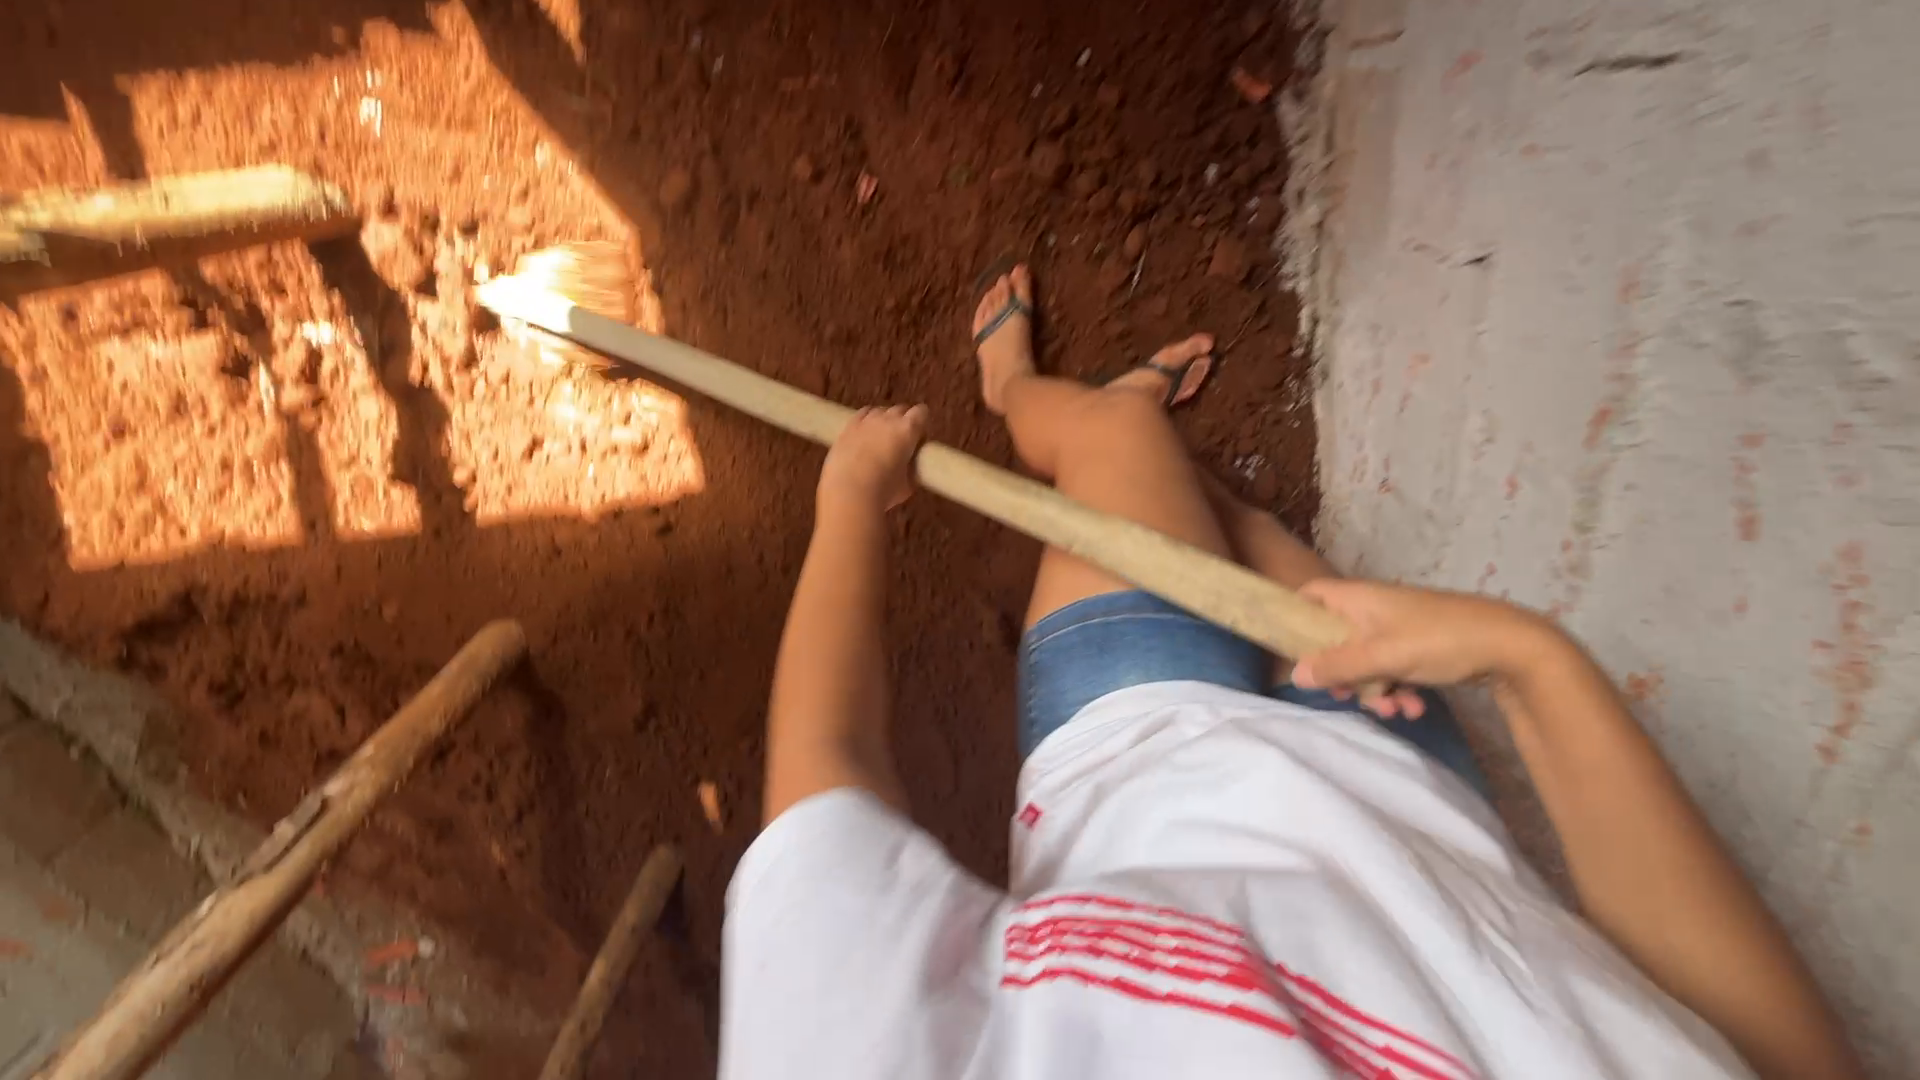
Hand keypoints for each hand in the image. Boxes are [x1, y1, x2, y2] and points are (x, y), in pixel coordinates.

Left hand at [818, 405, 929, 515]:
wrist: (849, 491)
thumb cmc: (884, 491)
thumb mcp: (908, 484)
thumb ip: (912, 470)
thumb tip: (911, 469)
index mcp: (908, 430)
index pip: (921, 412)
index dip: (922, 423)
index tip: (919, 438)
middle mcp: (888, 419)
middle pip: (901, 409)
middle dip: (904, 421)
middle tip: (902, 442)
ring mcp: (866, 421)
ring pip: (880, 411)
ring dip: (885, 421)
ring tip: (882, 439)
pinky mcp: (848, 427)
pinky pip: (862, 415)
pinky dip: (867, 421)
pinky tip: (865, 433)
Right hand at [1292, 580, 1563, 697]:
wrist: (1513, 646)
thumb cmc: (1439, 640)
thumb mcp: (1382, 656)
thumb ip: (1337, 666)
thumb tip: (1295, 675)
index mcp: (1357, 599)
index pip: (1310, 595)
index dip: (1294, 615)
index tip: (1289, 646)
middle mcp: (1371, 609)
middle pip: (1333, 638)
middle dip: (1340, 673)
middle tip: (1347, 697)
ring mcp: (1395, 628)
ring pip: (1362, 659)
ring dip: (1372, 688)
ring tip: (1393, 710)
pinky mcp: (1416, 646)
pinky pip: (1389, 667)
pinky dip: (1395, 687)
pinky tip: (1413, 708)